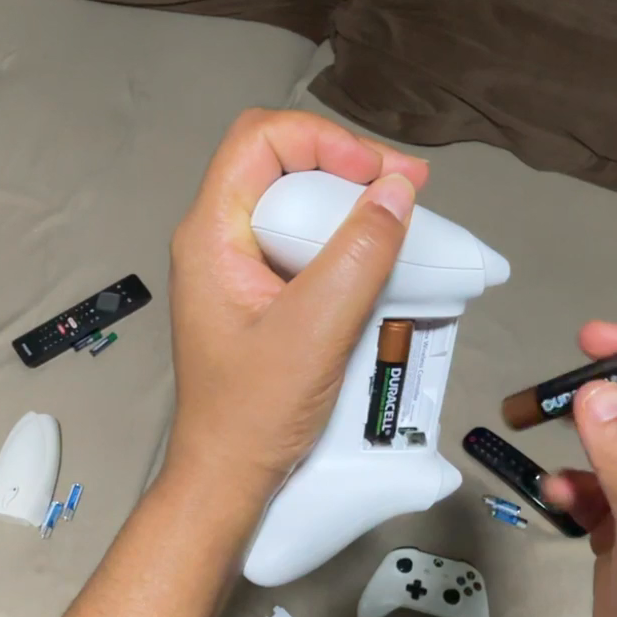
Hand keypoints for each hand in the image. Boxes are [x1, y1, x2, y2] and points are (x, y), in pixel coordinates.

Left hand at [165, 109, 428, 494]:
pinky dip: (338, 243)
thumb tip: (398, 192)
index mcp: (210, 237)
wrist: (228, 476)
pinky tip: (374, 259)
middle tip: (406, 190)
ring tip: (399, 221)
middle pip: (279, 167)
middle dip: (345, 166)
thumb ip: (358, 256)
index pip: (259, 141)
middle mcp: (215, 244)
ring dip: (347, 206)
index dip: (324, 140)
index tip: (377, 176)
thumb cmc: (254, 414)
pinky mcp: (254, 299)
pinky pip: (297, 248)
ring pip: (292, 206)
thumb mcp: (315, 331)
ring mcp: (233, 273)